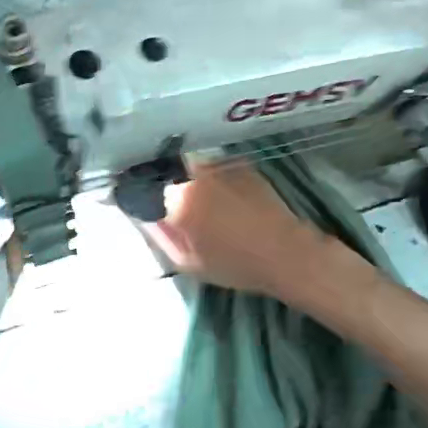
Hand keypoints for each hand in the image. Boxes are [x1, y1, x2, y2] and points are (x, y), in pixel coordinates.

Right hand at [148, 159, 333, 300]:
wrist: (286, 252)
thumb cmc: (235, 264)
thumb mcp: (187, 262)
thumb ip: (159, 234)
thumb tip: (141, 214)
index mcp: (179, 198)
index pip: (147, 187)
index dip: (144, 196)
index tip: (145, 206)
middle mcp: (196, 173)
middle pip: (169, 174)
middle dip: (167, 187)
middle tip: (178, 209)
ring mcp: (220, 164)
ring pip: (192, 169)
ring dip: (190, 181)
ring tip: (205, 204)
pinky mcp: (240, 163)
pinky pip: (214, 167)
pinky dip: (213, 179)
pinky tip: (225, 199)